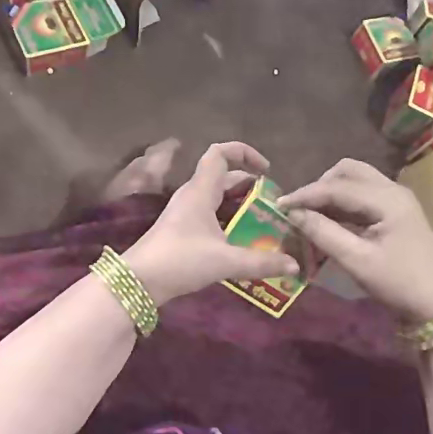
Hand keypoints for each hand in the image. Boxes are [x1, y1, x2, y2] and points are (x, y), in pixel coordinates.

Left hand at [119, 142, 298, 304]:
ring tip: (263, 222)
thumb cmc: (180, 260)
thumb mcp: (224, 262)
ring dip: (239, 204)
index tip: (266, 170)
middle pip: (222, 176)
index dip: (244, 152)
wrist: (138, 281)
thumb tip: (294, 265)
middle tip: (272, 203)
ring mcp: (184, 213)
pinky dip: (228, 220)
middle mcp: (192, 196)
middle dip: (249, 185)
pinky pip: (209, 215)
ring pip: (216, 197)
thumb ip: (261, 263)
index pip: (220, 153)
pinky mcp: (181, 230)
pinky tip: (241, 240)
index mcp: (200, 191)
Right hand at [279, 159, 432, 322]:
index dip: (305, 194)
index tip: (279, 205)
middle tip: (300, 209)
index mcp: (387, 199)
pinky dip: (343, 201)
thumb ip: (323, 233)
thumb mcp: (356, 260)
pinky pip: (364, 194)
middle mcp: (393, 190)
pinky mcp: (396, 210)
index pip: (337, 186)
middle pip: (348, 171)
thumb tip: (293, 214)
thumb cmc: (397, 282)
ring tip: (312, 214)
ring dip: (332, 191)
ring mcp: (397, 198)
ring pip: (357, 179)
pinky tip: (330, 220)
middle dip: (320, 186)